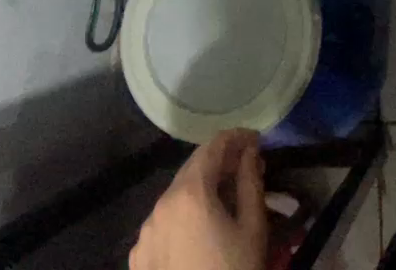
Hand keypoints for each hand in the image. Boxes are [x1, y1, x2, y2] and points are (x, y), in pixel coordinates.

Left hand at [131, 130, 268, 269]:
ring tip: (226, 197)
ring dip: (201, 188)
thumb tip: (249, 152)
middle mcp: (160, 205)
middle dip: (220, 162)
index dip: (236, 138)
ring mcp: (145, 233)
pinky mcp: (139, 258)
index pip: (213, 148)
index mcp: (189, 193)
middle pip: (192, 169)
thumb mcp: (252, 227)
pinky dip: (184, 214)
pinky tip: (202, 228)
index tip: (256, 139)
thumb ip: (250, 181)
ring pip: (176, 196)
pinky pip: (164, 223)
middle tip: (246, 165)